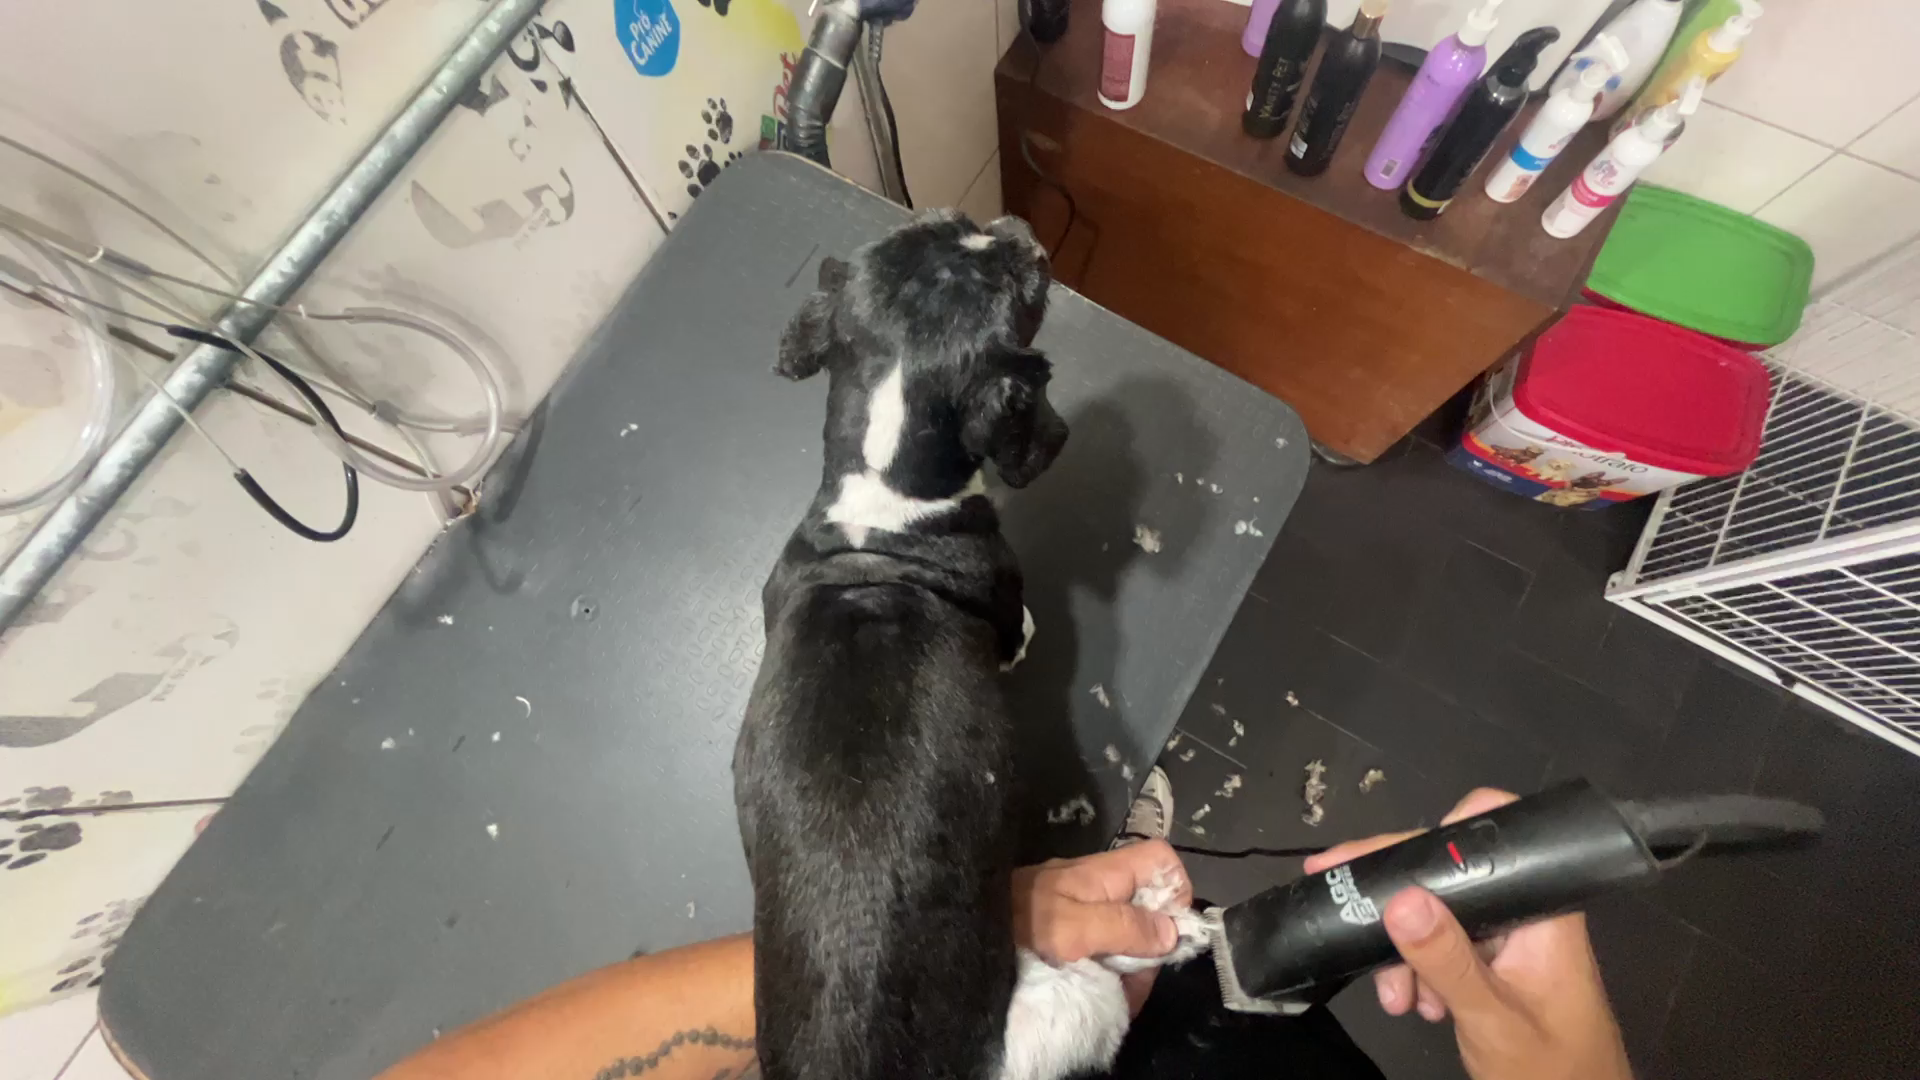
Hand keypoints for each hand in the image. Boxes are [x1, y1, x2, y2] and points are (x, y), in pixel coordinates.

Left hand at [1013, 840, 1190, 1015]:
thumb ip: (1124, 925)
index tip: (1169, 933)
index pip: (1160, 858)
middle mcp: (1100, 882)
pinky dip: (1109, 969)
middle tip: (1135, 977)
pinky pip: (1107, 946)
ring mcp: (1085, 904)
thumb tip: (1174, 929)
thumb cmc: (1023, 922)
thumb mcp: (1075, 926)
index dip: (1176, 889)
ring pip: (1130, 931)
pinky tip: (1098, 988)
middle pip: (1151, 903)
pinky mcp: (1072, 927)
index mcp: (1105, 871)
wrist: (971, 925)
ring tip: (1115, 991)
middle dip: (1153, 944)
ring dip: (1132, 964)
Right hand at [1302, 789, 1633, 1079]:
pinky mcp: (1488, 964)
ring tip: (1394, 994)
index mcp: (1540, 913)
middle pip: (1446, 872)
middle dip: (1394, 896)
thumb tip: (1400, 898)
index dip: (1442, 827)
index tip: (1384, 852)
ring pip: (1434, 910)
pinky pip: (1437, 943)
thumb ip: (1448, 962)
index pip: (1495, 836)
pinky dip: (1413, 966)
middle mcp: (1520, 914)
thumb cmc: (1555, 1079)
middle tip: (1340, 897)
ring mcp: (1504, 940)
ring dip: (1400, 944)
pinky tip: (1410, 1000)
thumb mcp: (1495, 1023)